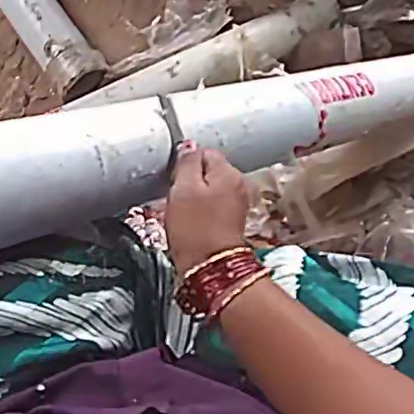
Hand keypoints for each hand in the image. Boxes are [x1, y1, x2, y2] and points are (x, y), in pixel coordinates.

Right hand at [164, 145, 249, 272]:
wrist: (210, 268)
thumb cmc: (196, 230)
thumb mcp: (183, 189)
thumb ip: (186, 162)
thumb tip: (188, 146)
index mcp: (228, 173)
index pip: (203, 152)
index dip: (185, 165)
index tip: (175, 180)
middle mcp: (237, 185)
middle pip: (207, 171)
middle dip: (189, 181)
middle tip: (179, 199)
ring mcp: (236, 204)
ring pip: (208, 189)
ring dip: (193, 198)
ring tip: (185, 214)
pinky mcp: (230, 221)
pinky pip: (211, 206)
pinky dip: (200, 212)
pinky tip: (192, 224)